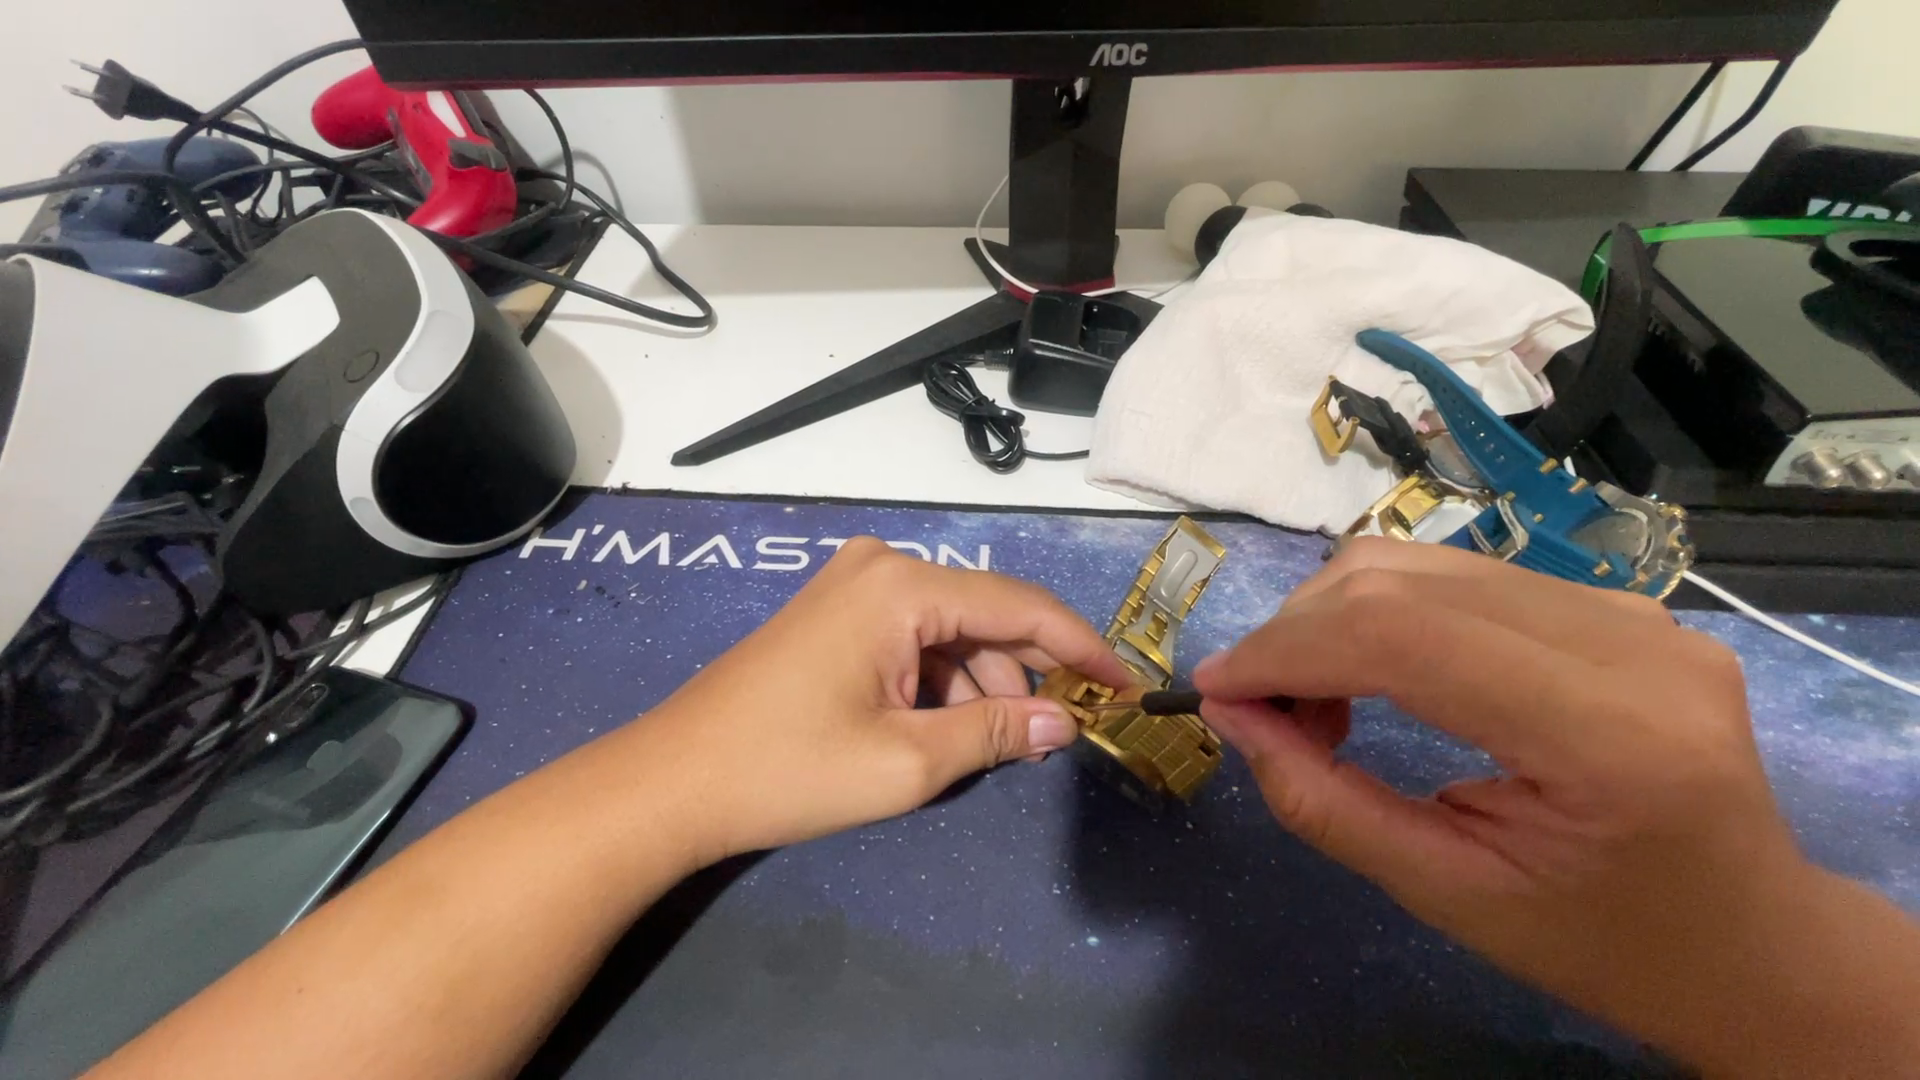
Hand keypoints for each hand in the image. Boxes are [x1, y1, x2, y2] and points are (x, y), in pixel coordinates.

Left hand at [636, 537, 1132, 867]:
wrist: (672, 781)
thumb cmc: (788, 769)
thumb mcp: (906, 761)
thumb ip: (994, 734)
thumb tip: (1064, 723)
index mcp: (902, 586)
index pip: (1020, 605)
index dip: (1080, 647)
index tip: (1124, 685)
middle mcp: (882, 567)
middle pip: (985, 616)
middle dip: (1026, 675)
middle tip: (1060, 732)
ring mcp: (854, 586)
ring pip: (951, 631)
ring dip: (981, 685)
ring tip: (994, 745)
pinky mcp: (837, 613)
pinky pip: (914, 639)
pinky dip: (940, 681)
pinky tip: (945, 728)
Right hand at [1193, 538, 1919, 1076]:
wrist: (1757, 941)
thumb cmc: (1602, 942)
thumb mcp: (1442, 894)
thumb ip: (1319, 800)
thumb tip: (1228, 712)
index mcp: (1610, 735)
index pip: (1402, 637)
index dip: (1285, 650)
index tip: (1216, 688)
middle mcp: (1629, 642)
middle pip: (1396, 582)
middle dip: (1294, 633)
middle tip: (1261, 706)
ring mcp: (1627, 609)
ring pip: (1411, 562)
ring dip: (1328, 618)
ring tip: (1315, 696)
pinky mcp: (1607, 601)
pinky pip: (1446, 576)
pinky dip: (1374, 614)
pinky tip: (1371, 672)